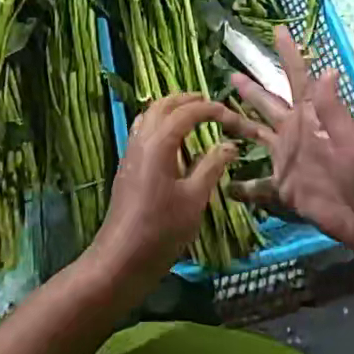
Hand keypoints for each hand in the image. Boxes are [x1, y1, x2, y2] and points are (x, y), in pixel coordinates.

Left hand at [83, 93, 238, 290]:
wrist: (124, 253)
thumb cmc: (163, 228)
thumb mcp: (194, 198)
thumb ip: (211, 167)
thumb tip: (229, 144)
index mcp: (158, 142)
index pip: (186, 112)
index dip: (209, 109)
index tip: (230, 114)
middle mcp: (141, 138)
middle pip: (163, 105)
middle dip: (186, 100)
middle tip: (210, 103)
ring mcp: (131, 149)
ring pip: (150, 114)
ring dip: (170, 108)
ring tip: (193, 114)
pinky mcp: (128, 162)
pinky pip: (143, 129)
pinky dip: (159, 122)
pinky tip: (172, 138)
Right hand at [227, 27, 353, 258]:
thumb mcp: (353, 142)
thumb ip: (333, 110)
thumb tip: (327, 69)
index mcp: (312, 117)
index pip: (297, 79)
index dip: (288, 54)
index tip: (278, 30)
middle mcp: (295, 133)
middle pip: (266, 104)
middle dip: (249, 90)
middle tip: (230, 74)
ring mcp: (288, 160)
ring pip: (254, 137)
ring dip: (236, 127)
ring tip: (211, 118)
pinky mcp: (284, 189)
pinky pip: (258, 186)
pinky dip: (241, 186)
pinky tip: (224, 184)